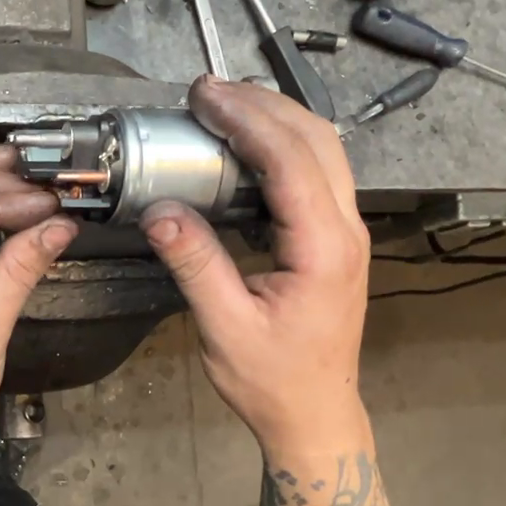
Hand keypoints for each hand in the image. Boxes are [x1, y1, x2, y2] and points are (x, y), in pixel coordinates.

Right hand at [140, 77, 369, 451]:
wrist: (314, 413)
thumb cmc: (271, 380)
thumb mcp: (225, 327)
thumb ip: (196, 265)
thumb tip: (159, 212)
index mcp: (324, 247)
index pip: (290, 160)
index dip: (246, 120)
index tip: (203, 96)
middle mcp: (346, 229)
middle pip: (317, 140)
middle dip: (263, 105)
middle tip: (207, 91)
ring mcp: (345, 233)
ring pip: (324, 152)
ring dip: (276, 120)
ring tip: (224, 108)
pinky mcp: (333, 241)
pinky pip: (315, 176)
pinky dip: (281, 149)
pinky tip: (245, 150)